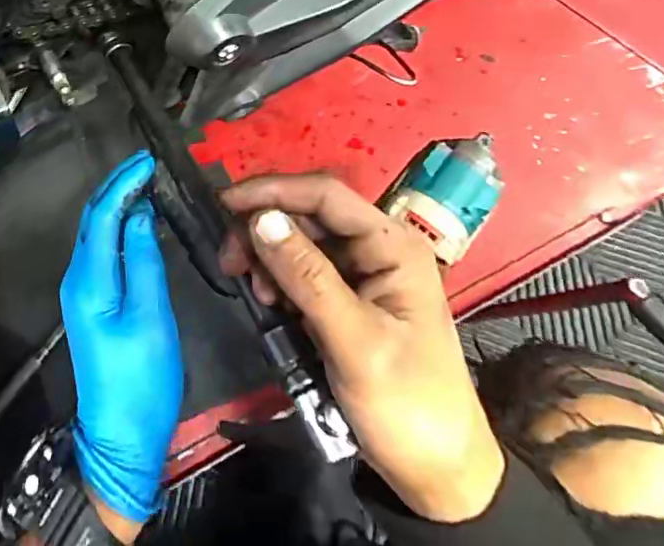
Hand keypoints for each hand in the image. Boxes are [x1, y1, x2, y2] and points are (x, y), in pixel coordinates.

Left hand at [60, 151, 182, 538]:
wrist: (119, 437)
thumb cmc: (140, 379)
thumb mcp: (150, 316)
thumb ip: (145, 260)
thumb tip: (142, 214)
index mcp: (88, 278)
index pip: (102, 214)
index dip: (123, 182)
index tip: (147, 159)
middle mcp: (77, 277)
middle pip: (92, 218)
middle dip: (117, 186)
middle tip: (147, 164)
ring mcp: (82, 290)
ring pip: (96, 232)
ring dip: (118, 203)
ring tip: (146, 183)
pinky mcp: (92, 301)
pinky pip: (102, 250)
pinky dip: (119, 227)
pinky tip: (138, 221)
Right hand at [217, 174, 503, 522]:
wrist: (438, 474)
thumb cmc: (407, 405)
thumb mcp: (355, 342)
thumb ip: (307, 277)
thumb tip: (261, 219)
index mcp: (392, 245)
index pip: (325, 194)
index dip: (273, 190)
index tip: (225, 204)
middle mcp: (378, 247)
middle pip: (308, 214)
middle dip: (264, 228)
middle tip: (228, 259)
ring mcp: (364, 272)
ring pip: (301, 240)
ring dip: (269, 256)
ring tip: (250, 289)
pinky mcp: (349, 296)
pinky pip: (304, 270)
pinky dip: (279, 279)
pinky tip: (270, 302)